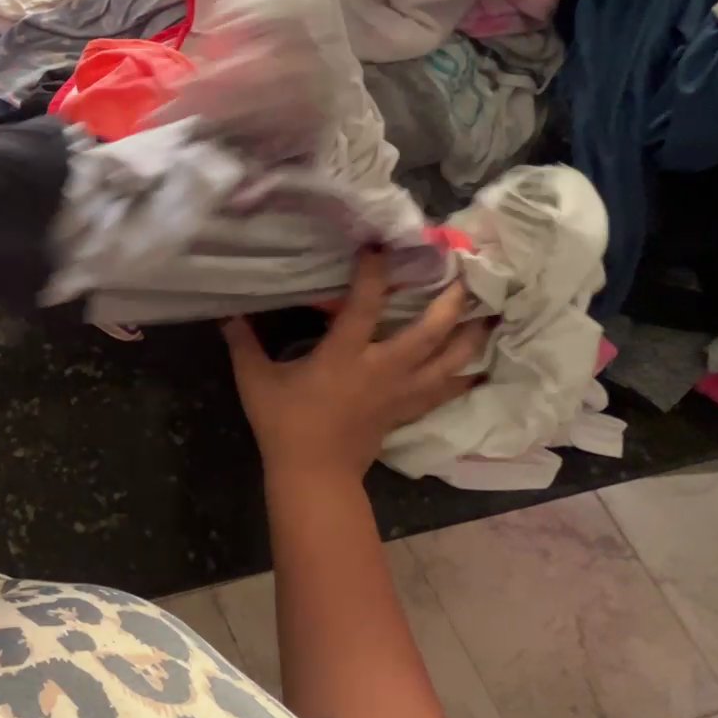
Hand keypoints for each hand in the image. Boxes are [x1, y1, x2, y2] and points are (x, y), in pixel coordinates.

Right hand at [222, 250, 488, 485]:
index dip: (373, 273)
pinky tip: (480, 362)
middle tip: (465, 274)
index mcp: (343, 356)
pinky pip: (449, 388)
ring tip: (489, 312)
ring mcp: (402, 391)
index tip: (379, 246)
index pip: (364, 306)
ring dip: (472, 334)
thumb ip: (243, 342)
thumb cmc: (282, 421)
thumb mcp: (254, 378)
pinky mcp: (409, 410)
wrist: (313, 471)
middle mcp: (383, 369)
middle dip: (450, 301)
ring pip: (453, 359)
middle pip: (431, 331)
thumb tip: (227, 312)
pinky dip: (468, 373)